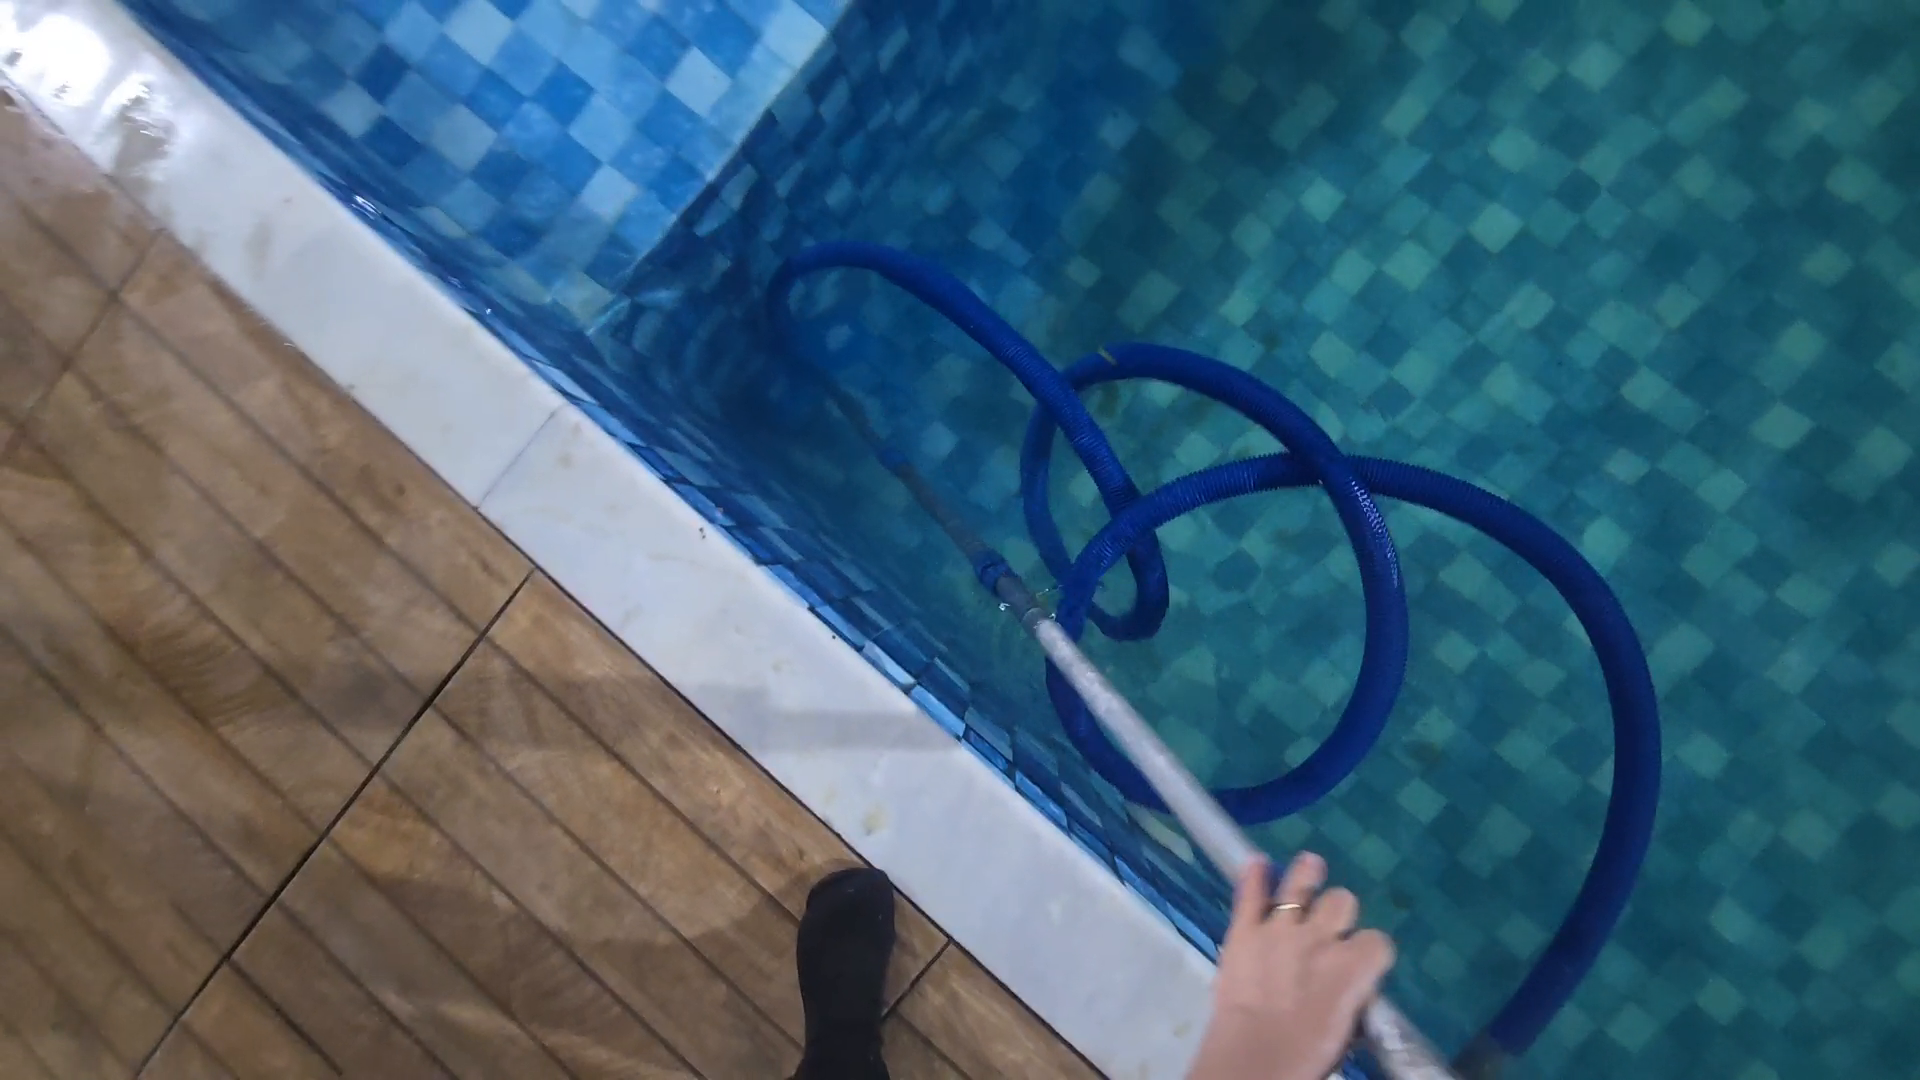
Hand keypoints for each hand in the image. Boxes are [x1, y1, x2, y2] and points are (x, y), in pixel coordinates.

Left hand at [1186, 853, 1395, 1079]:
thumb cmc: (1307, 1058)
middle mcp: (1319, 938)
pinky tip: (1256, 861)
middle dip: (1339, 911)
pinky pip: (1249, 893)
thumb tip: (1351, 990)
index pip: (1378, 942)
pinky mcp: (1244, 928)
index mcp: (1353, 968)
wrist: (1255, 1055)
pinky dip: (1253, 876)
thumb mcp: (1346, 1033)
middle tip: (1330, 922)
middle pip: (1341, 901)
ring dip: (1305, 875)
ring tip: (1309, 865)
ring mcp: (1279, 928)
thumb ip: (1350, 999)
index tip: (1363, 960)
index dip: (1371, 951)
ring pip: (1299, 884)